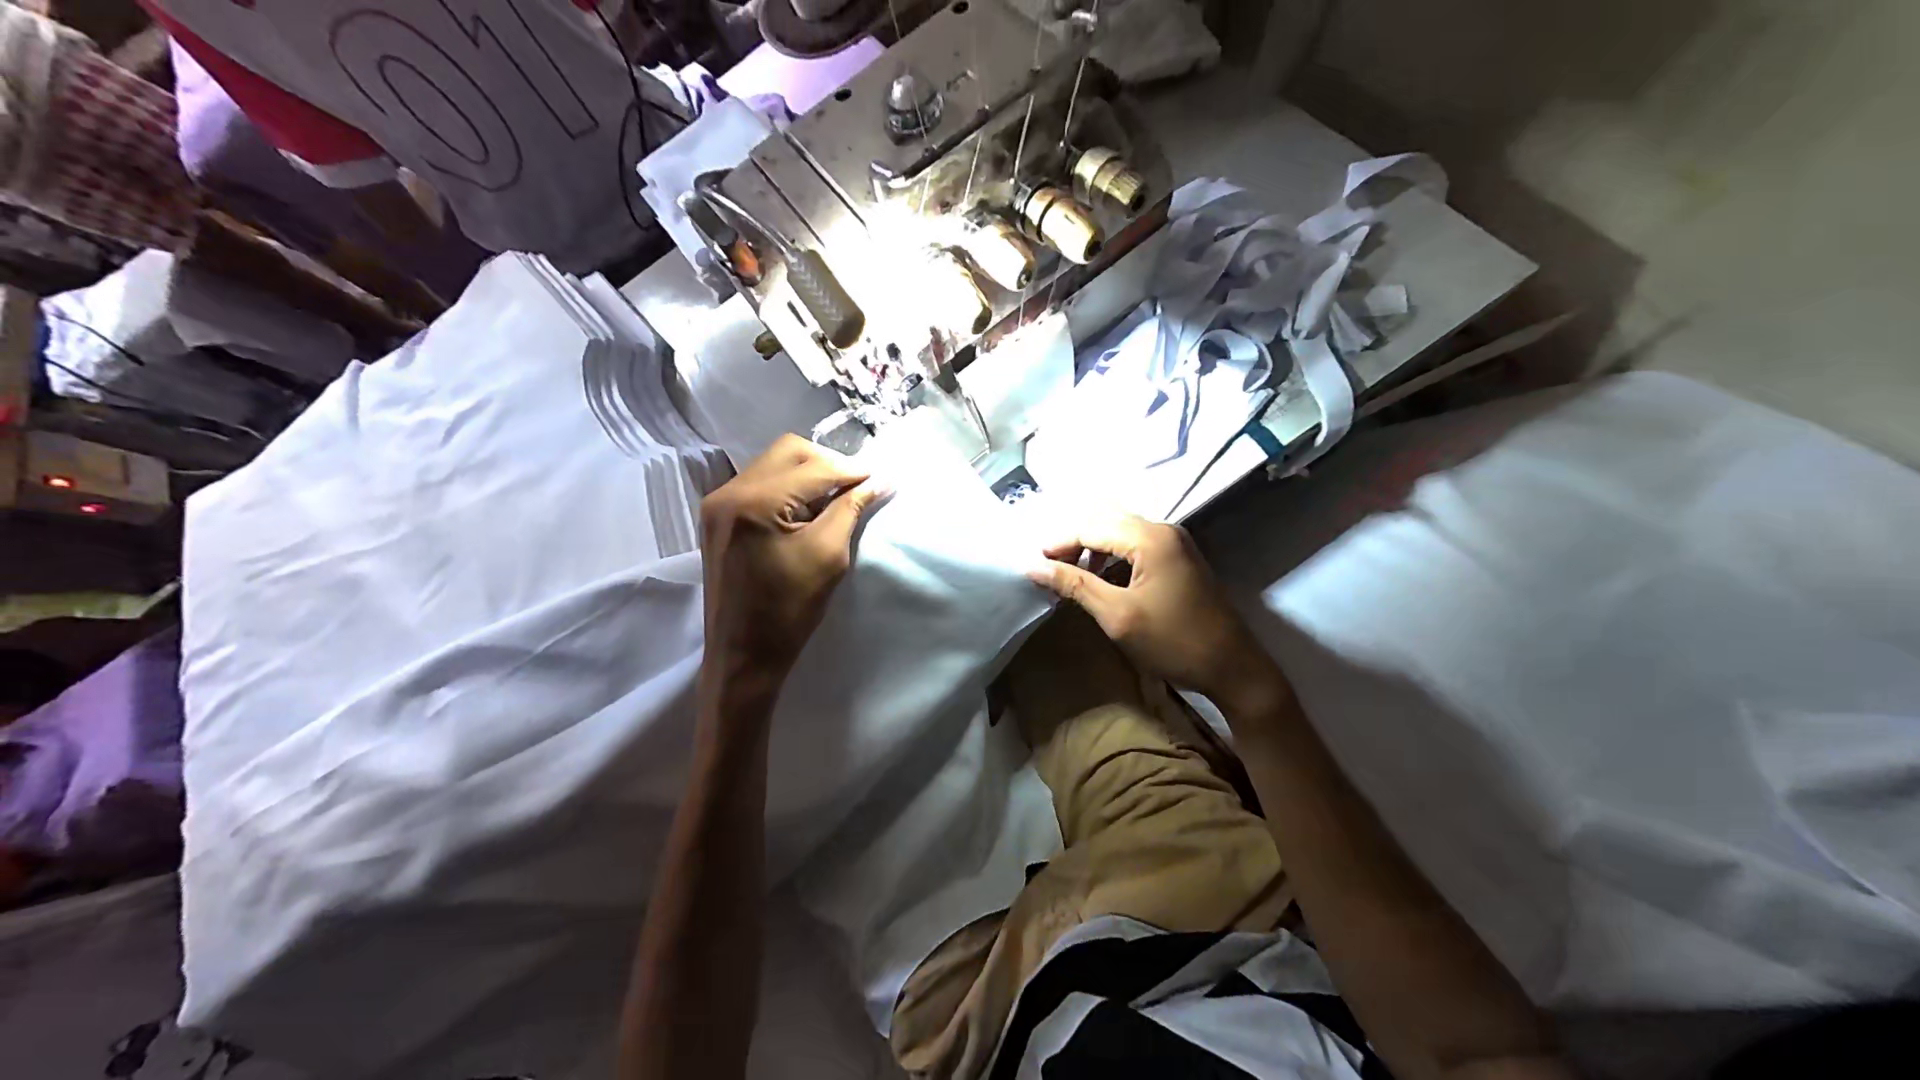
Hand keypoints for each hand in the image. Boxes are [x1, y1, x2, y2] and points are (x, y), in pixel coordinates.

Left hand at [700, 435, 885, 680]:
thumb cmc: (789, 611)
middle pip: (789, 451)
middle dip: (828, 463)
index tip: (881, 478)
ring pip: (773, 463)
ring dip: (807, 474)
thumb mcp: (829, 555)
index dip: (853, 471)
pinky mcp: (717, 517)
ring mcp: (718, 503)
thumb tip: (879, 479)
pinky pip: (758, 483)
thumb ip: (850, 508)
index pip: (815, 468)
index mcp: (756, 501)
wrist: (742, 655)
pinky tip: (806, 510)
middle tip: (855, 487)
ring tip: (833, 499)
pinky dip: (787, 487)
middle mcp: (730, 491)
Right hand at [1029, 513, 1286, 716]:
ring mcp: (1175, 543)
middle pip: (1105, 522)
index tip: (1033, 564)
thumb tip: (1034, 567)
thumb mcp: (1117, 615)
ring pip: (1120, 532)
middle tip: (1048, 568)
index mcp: (1150, 538)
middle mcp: (1164, 530)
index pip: (1091, 528)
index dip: (1059, 544)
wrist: (1233, 668)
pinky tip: (1099, 579)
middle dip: (1074, 542)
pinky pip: (1136, 545)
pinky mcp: (1179, 559)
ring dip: (1092, 549)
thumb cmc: (1172, 642)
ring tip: (1069, 576)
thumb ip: (1075, 585)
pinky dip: (1112, 556)